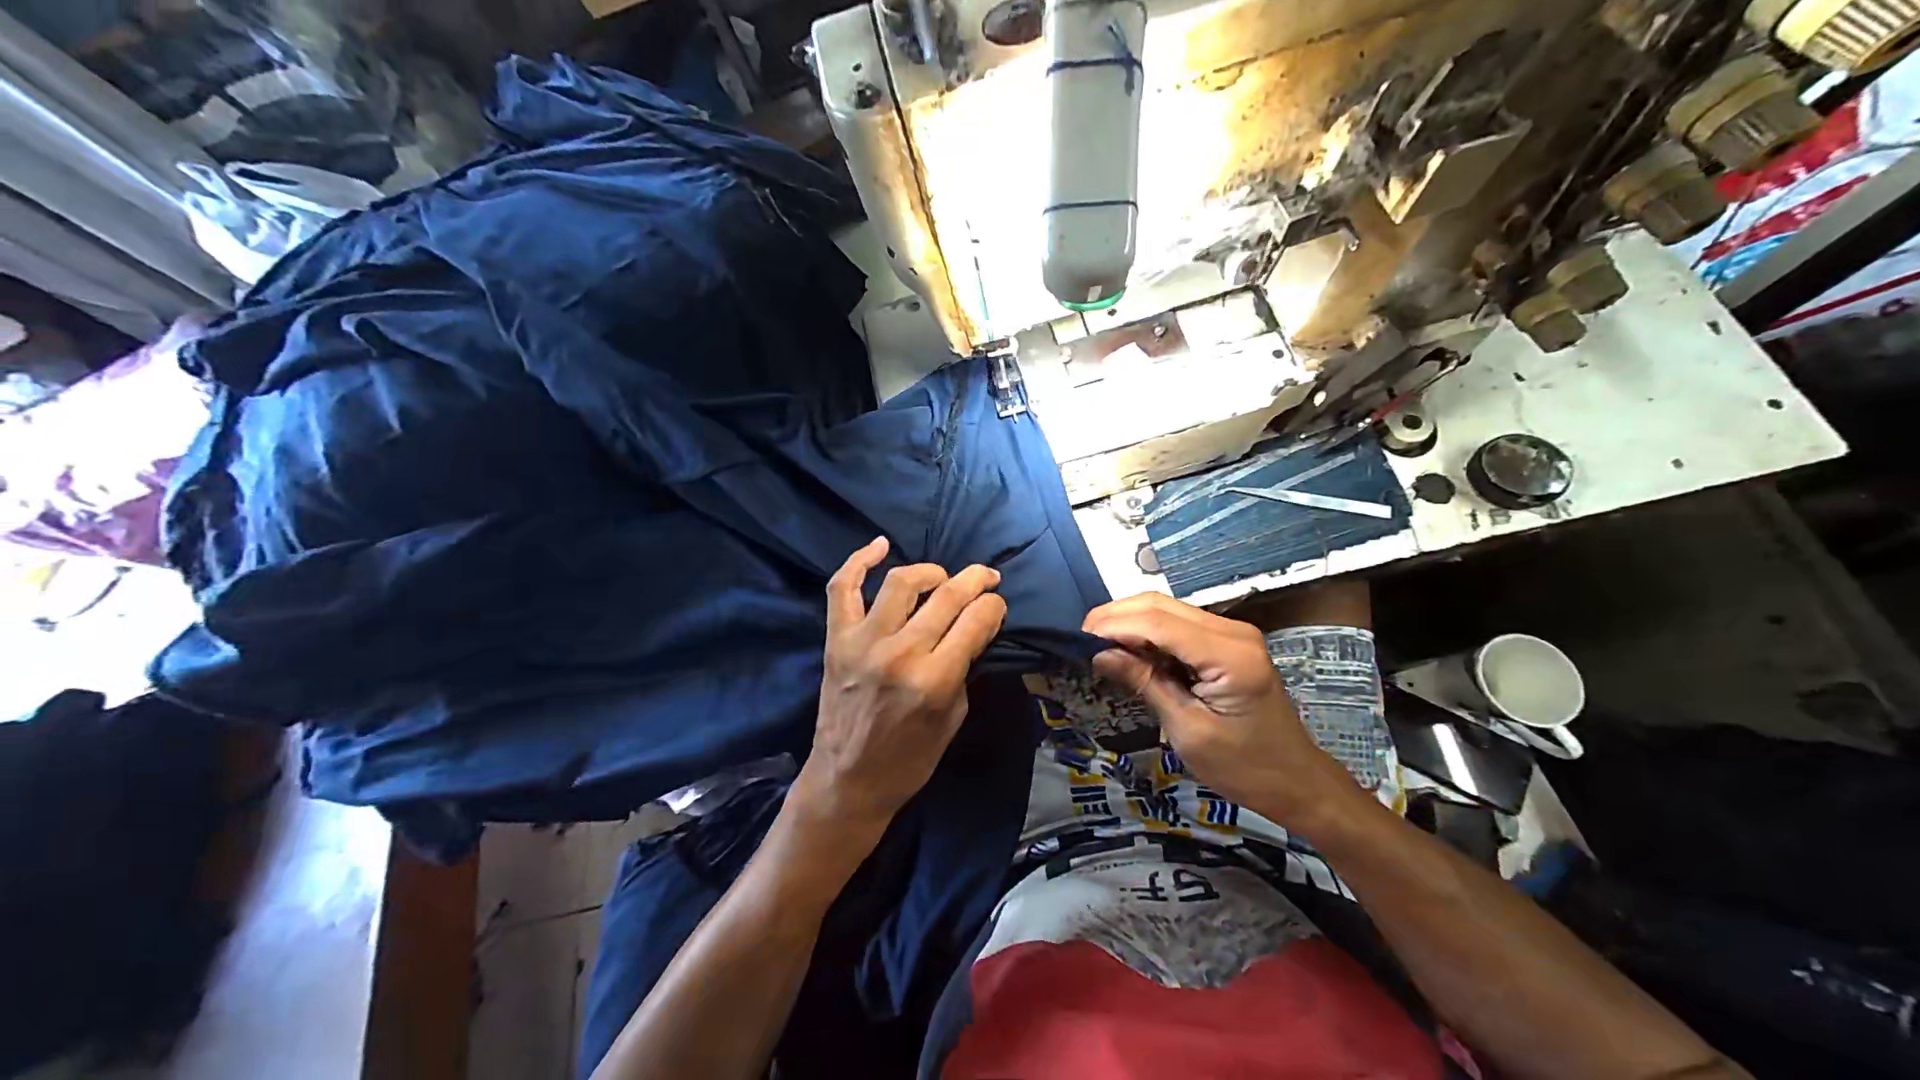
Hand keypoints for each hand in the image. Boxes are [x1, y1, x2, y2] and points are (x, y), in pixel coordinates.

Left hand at [792, 536, 1007, 835]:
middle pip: (948, 595)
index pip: (977, 619)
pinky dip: (859, 561)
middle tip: (986, 577)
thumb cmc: (910, 759)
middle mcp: (901, 652)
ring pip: (902, 581)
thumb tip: (972, 629)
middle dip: (976, 580)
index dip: (994, 606)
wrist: (848, 780)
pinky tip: (879, 545)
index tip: (996, 606)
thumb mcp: (953, 718)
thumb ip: (963, 668)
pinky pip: (843, 588)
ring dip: (931, 571)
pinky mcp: (836, 639)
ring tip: (942, 578)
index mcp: (935, 679)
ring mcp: (863, 641)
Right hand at [1083, 592, 1359, 828]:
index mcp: (1229, 655)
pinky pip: (1178, 624)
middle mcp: (1232, 631)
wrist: (1296, 781)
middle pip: (1161, 605)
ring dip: (1130, 622)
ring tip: (1097, 645)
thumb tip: (1100, 654)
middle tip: (1082, 640)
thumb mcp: (1188, 731)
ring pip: (1167, 609)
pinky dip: (1148, 631)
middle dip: (1116, 617)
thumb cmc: (1244, 767)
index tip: (1078, 639)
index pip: (1158, 622)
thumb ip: (1145, 684)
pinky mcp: (1228, 642)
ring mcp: (1233, 633)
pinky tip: (1128, 649)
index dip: (1114, 625)